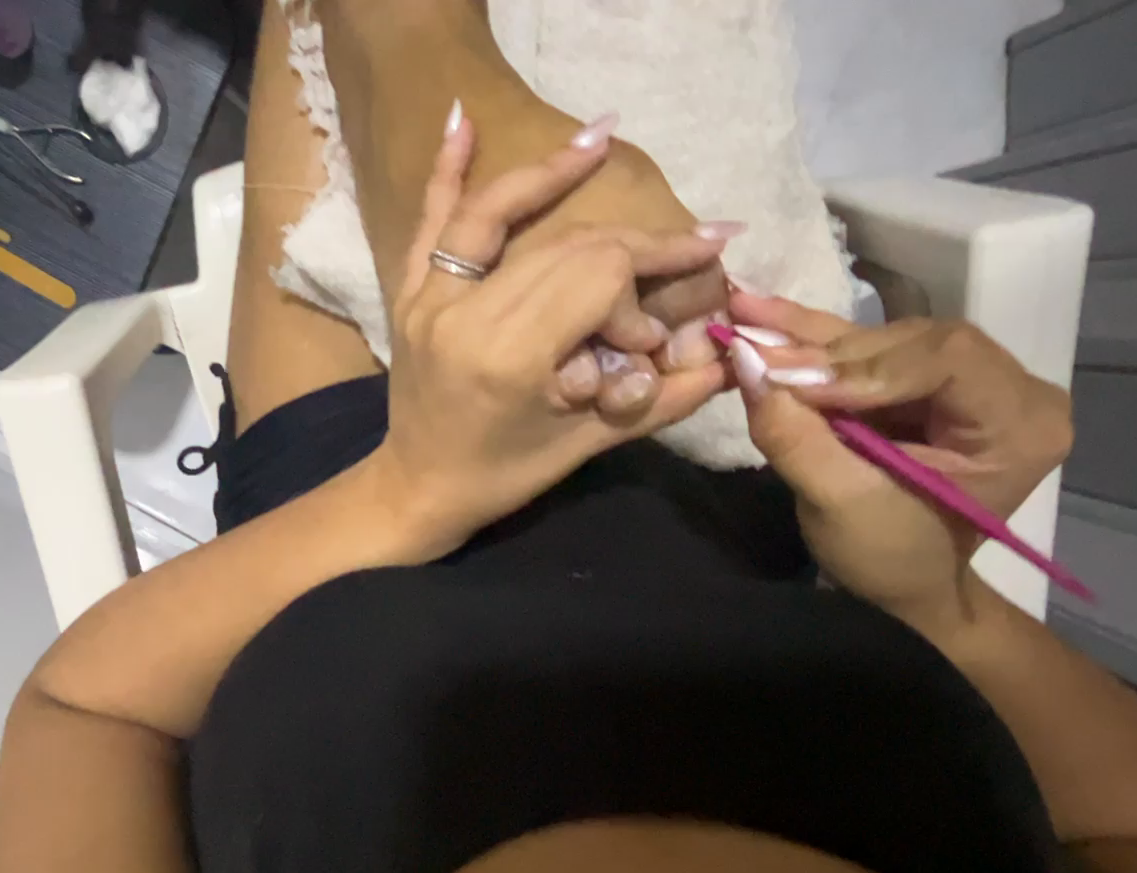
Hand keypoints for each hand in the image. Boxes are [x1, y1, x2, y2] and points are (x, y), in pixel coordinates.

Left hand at [367, 110, 732, 547]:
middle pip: (564, 246)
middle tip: (672, 257)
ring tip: (603, 137)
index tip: (651, 334)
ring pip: (503, 216)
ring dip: (554, 174)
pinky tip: (464, 120)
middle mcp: (464, 314)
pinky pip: (430, 224)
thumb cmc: (501, 477)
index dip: (639, 295)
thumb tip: (726, 358)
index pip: (596, 278)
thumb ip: (657, 399)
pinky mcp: (410, 295)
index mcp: (508, 356)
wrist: (417, 488)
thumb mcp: (582, 446)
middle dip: (626, 253)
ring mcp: (429, 298)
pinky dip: (446, 172)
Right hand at [728, 291, 1074, 634]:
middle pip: (909, 343)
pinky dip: (805, 336)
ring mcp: (958, 379)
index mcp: (1020, 424)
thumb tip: (743, 364)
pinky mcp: (913, 380)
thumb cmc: (887, 558)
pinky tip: (757, 312)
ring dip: (806, 341)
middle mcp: (1004, 386)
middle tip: (751, 353)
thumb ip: (796, 437)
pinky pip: (860, 349)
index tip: (790, 383)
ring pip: (878, 339)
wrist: (898, 585)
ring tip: (738, 323)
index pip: (946, 361)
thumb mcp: (841, 505)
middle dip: (826, 356)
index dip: (865, 368)